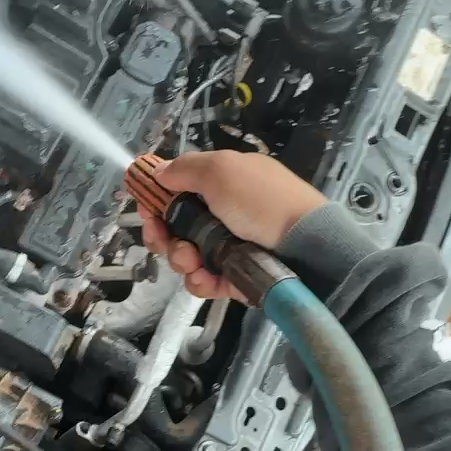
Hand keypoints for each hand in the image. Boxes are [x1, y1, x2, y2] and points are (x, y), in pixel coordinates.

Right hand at [138, 149, 325, 299]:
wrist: (304, 247)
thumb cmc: (261, 201)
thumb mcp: (222, 170)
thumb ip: (185, 169)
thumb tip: (158, 171)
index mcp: (220, 184)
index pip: (176, 192)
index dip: (156, 201)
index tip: (146, 210)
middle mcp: (221, 215)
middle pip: (173, 228)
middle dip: (162, 235)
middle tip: (163, 238)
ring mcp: (226, 248)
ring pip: (184, 257)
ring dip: (180, 259)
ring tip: (193, 261)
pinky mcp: (232, 277)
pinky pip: (202, 281)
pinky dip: (199, 281)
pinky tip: (206, 277)